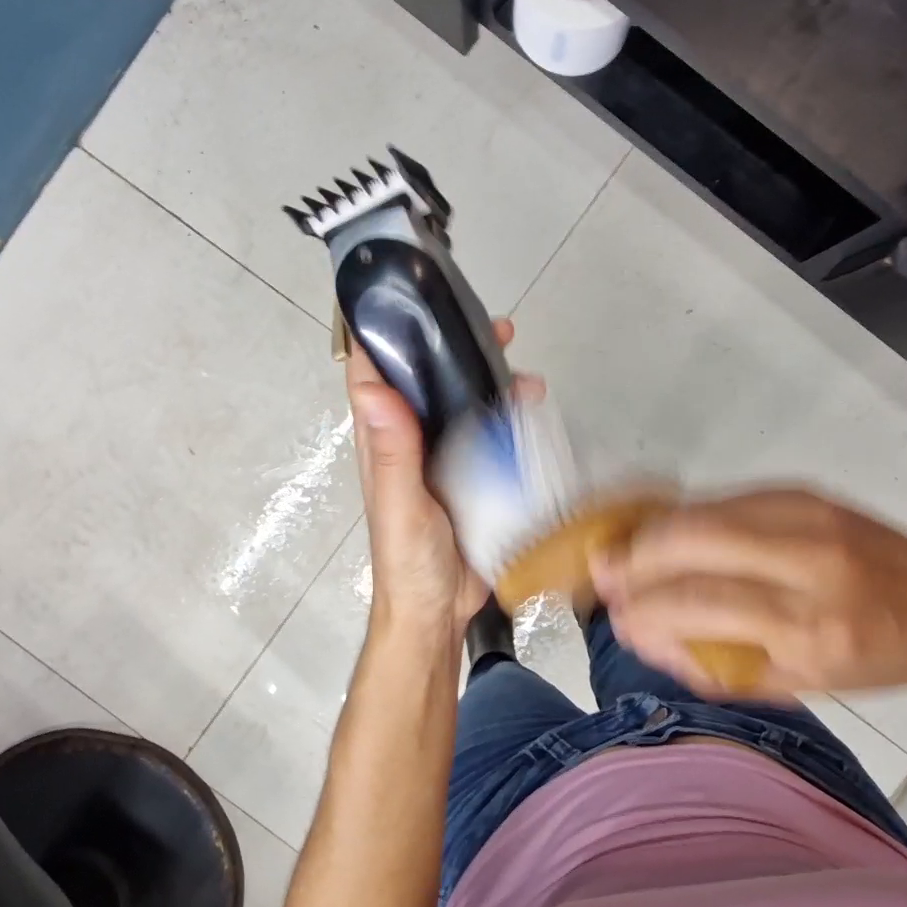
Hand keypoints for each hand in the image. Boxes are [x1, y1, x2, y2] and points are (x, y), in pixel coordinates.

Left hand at [346, 319, 522, 639]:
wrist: (439, 610)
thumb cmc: (409, 560)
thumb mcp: (400, 504)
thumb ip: (392, 450)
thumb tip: (372, 387)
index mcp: (384, 441)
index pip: (374, 375)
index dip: (386, 333)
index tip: (410, 296)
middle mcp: (412, 440)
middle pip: (428, 379)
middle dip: (453, 346)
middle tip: (491, 325)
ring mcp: (445, 457)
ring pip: (464, 402)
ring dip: (488, 378)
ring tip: (521, 364)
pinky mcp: (475, 475)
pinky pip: (491, 434)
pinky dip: (511, 415)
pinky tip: (534, 406)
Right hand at [592, 489, 906, 696]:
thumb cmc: (869, 663)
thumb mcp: (795, 684)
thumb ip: (713, 663)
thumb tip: (639, 634)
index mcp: (812, 627)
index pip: (700, 605)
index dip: (644, 608)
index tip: (614, 616)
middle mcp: (810, 561)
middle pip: (694, 540)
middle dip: (635, 556)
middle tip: (602, 573)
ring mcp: (809, 516)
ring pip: (703, 511)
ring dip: (653, 533)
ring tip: (625, 554)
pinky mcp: (805, 491)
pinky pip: (724, 500)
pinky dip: (687, 518)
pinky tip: (670, 537)